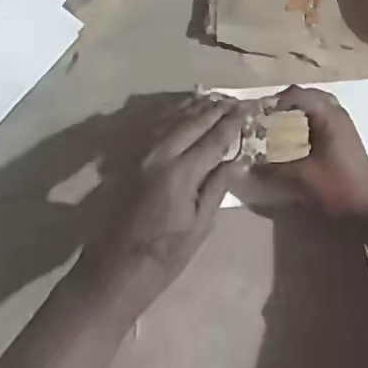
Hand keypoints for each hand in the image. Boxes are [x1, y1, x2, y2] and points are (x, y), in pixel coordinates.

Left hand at [82, 96, 250, 308]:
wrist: (116, 269)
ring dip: (197, 106)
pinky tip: (184, 109)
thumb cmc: (165, 255)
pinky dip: (174, 113)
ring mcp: (144, 153)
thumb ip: (218, 186)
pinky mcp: (133, 157)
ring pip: (174, 117)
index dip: (235, 120)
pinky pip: (156, 125)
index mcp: (182, 173)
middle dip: (219, 108)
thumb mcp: (200, 226)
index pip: (215, 137)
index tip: (251, 107)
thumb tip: (240, 159)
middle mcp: (162, 154)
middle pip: (195, 121)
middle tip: (238, 100)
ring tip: (216, 98)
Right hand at [265, 86, 367, 220]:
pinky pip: (321, 117)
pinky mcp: (344, 135)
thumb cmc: (338, 187)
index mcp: (328, 115)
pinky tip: (295, 138)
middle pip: (307, 95)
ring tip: (279, 127)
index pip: (297, 94)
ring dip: (297, 112)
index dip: (276, 102)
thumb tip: (250, 164)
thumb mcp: (301, 178)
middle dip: (286, 105)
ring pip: (315, 105)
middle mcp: (337, 112)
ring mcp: (343, 123)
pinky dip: (306, 120)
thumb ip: (274, 168)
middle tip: (268, 120)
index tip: (259, 117)